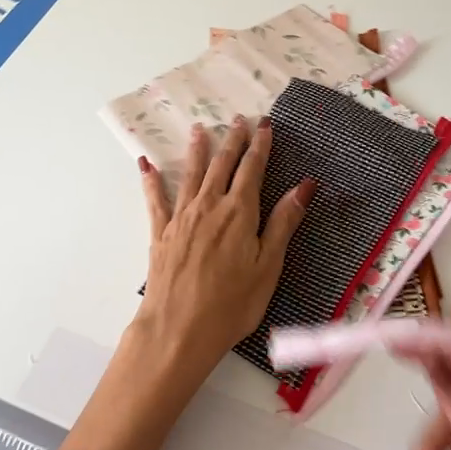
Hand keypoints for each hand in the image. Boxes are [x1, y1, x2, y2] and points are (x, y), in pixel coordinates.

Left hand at [133, 116, 312, 375]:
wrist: (178, 330)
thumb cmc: (232, 304)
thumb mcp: (268, 266)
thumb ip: (283, 222)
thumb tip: (304, 185)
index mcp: (239, 212)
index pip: (252, 170)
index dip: (260, 145)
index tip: (265, 124)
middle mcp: (209, 206)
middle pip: (222, 165)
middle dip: (232, 141)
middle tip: (238, 120)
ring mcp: (181, 218)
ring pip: (191, 175)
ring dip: (197, 151)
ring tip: (200, 130)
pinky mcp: (160, 233)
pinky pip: (155, 199)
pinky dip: (151, 180)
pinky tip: (146, 165)